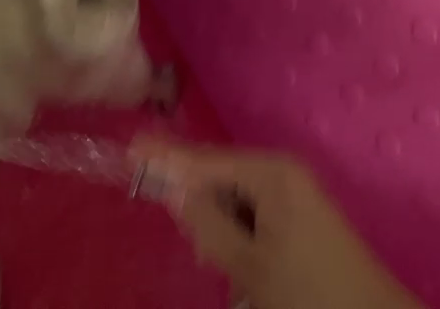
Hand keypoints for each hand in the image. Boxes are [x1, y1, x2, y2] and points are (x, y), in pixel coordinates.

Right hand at [135, 140, 423, 308]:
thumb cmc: (309, 293)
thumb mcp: (250, 265)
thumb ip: (208, 223)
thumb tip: (174, 186)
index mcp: (270, 172)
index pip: (205, 159)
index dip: (166, 157)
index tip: (130, 146)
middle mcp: (282, 171)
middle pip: (219, 176)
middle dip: (196, 202)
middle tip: (189, 241)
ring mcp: (294, 193)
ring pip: (235, 200)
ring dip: (218, 226)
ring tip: (225, 267)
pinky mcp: (300, 217)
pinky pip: (254, 215)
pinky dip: (238, 236)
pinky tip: (239, 266)